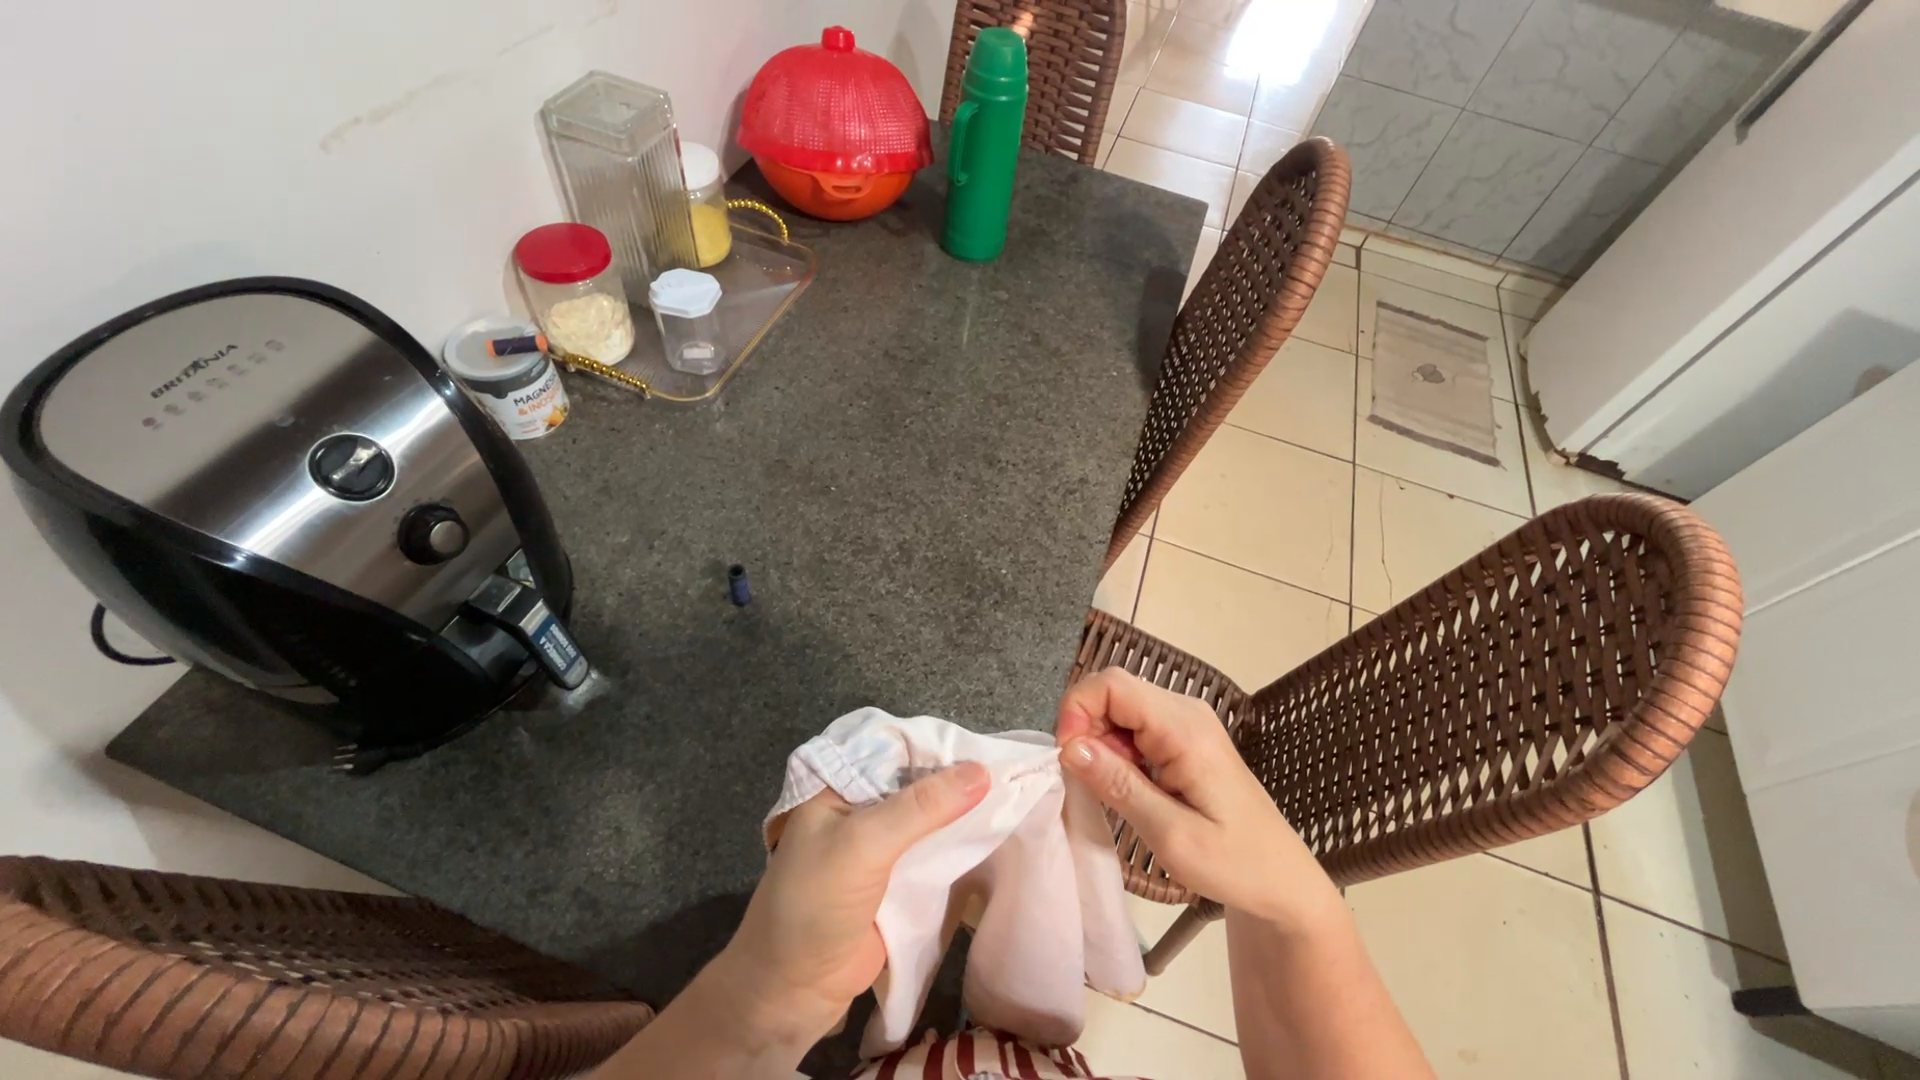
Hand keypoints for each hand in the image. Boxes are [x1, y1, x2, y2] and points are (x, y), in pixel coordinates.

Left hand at [709, 763, 991, 1046]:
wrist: (792, 991)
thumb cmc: (813, 905)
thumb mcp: (863, 844)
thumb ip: (921, 807)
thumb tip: (983, 771)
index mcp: (839, 783)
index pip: (896, 746)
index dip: (941, 745)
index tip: (991, 746)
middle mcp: (861, 804)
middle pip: (918, 780)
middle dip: (959, 778)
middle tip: (1013, 771)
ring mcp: (881, 843)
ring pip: (931, 815)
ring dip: (965, 810)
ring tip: (1015, 796)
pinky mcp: (898, 878)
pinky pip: (935, 850)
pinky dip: (961, 843)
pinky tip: (996, 831)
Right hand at [1055, 669, 1340, 930]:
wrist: (1282, 881)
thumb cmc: (1234, 864)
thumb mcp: (1171, 835)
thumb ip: (1119, 786)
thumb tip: (1069, 747)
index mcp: (1185, 728)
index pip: (1112, 684)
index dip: (1077, 710)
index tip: (1068, 759)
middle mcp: (1185, 712)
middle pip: (1113, 692)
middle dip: (1085, 729)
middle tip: (1087, 782)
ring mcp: (1186, 723)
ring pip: (1119, 709)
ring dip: (1099, 743)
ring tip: (1109, 791)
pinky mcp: (1183, 738)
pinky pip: (1133, 727)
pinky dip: (1115, 752)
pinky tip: (1126, 788)